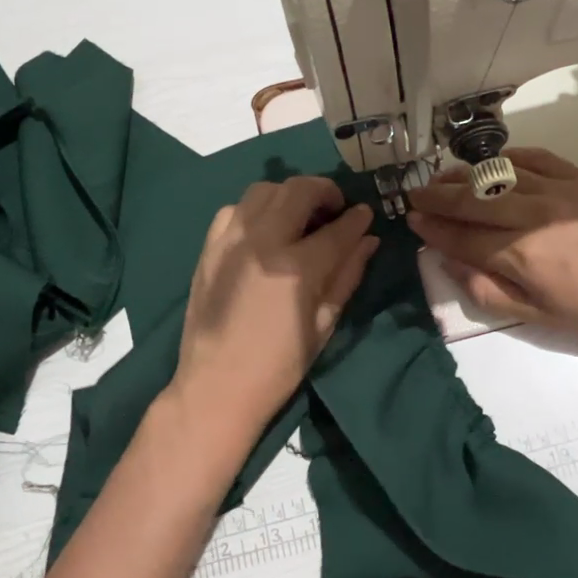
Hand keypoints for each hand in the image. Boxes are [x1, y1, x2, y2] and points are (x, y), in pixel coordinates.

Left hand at [174, 177, 378, 433]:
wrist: (217, 387)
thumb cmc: (280, 365)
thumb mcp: (324, 324)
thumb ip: (347, 276)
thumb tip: (368, 241)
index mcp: (297, 267)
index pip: (337, 229)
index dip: (357, 219)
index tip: (366, 215)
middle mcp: (263, 242)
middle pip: (299, 192)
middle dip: (325, 192)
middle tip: (335, 208)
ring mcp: (231, 240)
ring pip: (264, 190)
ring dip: (289, 195)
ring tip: (300, 215)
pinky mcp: (209, 247)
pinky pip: (234, 208)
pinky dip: (255, 209)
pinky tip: (265, 229)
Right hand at [407, 148, 577, 341]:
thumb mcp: (533, 316)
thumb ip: (485, 290)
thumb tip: (449, 263)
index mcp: (517, 256)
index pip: (460, 236)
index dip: (432, 228)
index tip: (412, 220)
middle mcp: (530, 217)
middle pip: (471, 199)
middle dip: (437, 196)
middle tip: (416, 194)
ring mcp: (556, 192)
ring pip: (498, 175)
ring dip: (465, 174)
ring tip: (446, 176)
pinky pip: (536, 158)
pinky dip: (509, 158)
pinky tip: (494, 163)